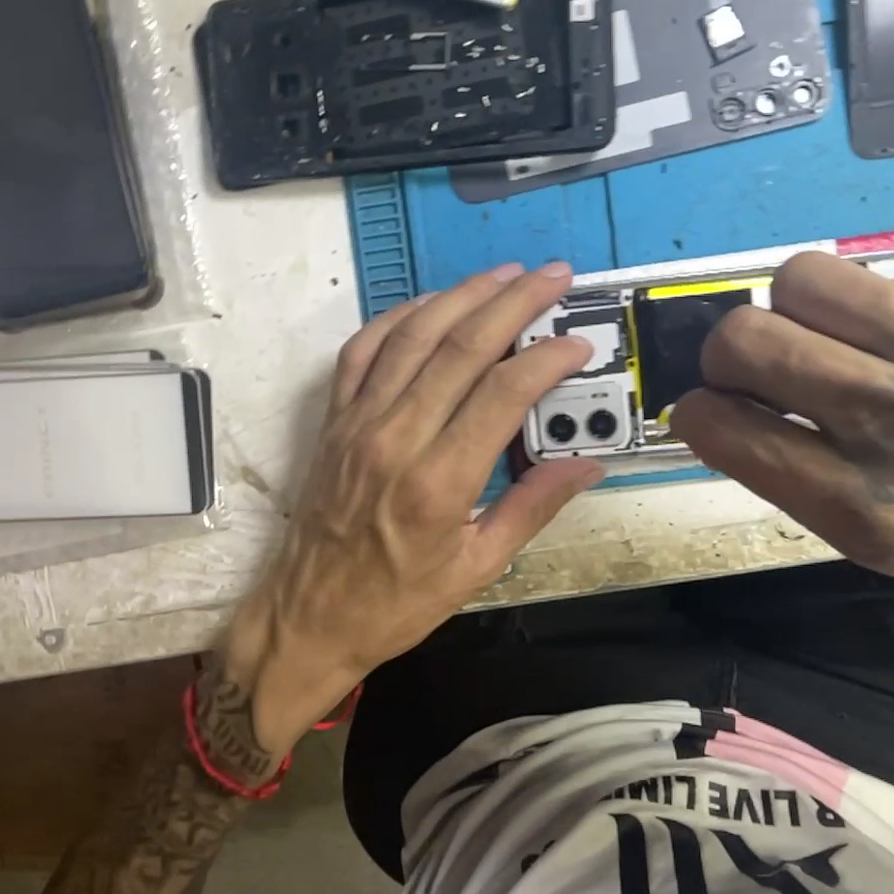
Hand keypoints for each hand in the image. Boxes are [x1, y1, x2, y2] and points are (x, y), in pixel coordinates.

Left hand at [219, 262, 603, 760]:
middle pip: (462, 347)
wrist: (309, 617)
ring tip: (504, 275)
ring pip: (413, 335)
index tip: (578, 345)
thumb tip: (585, 465)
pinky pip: (363, 350)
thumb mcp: (477, 569)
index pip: (503, 392)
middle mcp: (395, 438)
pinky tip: (431, 304)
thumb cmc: (395, 603)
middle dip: (514, 303)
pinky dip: (399, 317)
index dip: (547, 358)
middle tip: (553, 276)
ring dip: (462, 295)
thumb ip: (532, 508)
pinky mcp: (334, 419)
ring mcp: (358, 421)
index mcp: (439, 482)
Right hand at [669, 251, 893, 623]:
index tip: (704, 414)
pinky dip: (873, 308)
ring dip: (789, 309)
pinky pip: (892, 281)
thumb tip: (765, 424)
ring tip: (823, 338)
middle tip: (753, 372)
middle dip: (725, 354)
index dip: (695, 415)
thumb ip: (829, 488)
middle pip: (746, 337)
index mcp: (876, 513)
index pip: (726, 428)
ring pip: (803, 279)